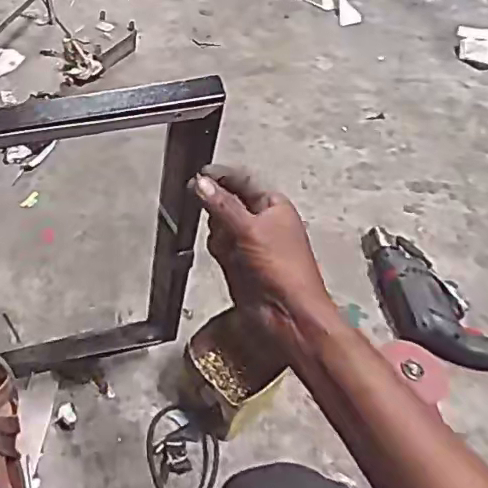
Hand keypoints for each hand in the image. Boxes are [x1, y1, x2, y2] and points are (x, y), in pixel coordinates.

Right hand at [190, 166, 339, 354]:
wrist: (287, 314)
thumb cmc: (284, 271)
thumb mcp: (249, 229)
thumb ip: (222, 205)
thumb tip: (202, 184)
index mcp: (274, 205)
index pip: (243, 180)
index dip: (222, 176)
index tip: (199, 174)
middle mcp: (262, 221)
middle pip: (228, 202)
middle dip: (217, 206)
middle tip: (201, 204)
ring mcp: (249, 242)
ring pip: (220, 225)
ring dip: (217, 231)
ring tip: (226, 242)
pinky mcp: (238, 262)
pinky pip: (219, 246)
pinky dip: (218, 248)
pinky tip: (224, 256)